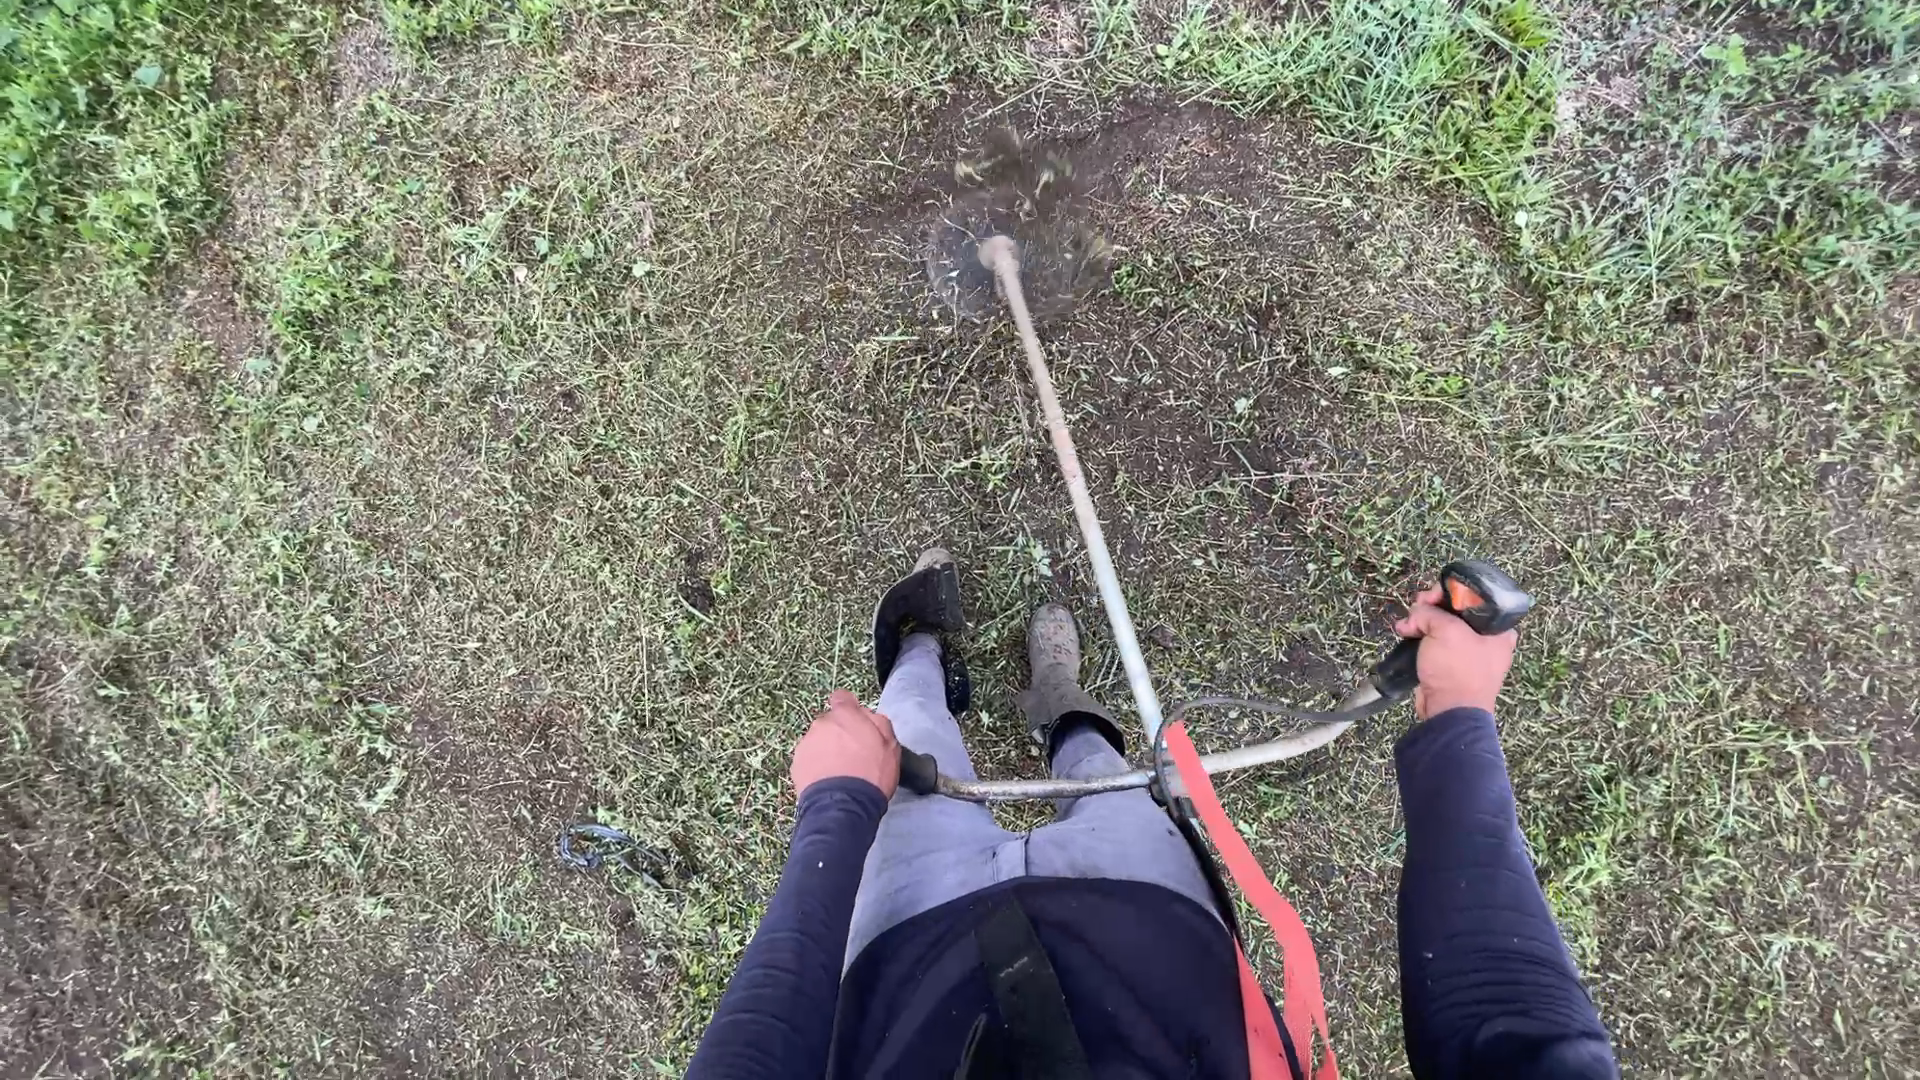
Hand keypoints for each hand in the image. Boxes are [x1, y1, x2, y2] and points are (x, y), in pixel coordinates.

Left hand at [790, 690, 899, 797]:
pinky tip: (829, 782)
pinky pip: (809, 760)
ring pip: (818, 741)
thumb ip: (879, 723)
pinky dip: (816, 767)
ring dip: (827, 750)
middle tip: (853, 755)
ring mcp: (806, 744)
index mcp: (845, 715)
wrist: (843, 807)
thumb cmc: (871, 774)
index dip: (849, 708)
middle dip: (840, 734)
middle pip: (831, 723)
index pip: (842, 697)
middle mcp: (821, 724)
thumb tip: (868, 717)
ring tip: (840, 773)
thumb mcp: (891, 746)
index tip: (854, 722)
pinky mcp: (796, 765)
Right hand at [1392, 587, 1517, 720]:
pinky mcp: (1450, 662)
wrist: (1450, 709)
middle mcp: (1486, 637)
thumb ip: (1430, 612)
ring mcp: (1467, 651)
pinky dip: (1418, 635)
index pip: (1474, 597)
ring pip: (1440, 623)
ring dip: (1419, 621)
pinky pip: (1433, 640)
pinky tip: (1405, 633)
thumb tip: (1416, 614)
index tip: (1430, 597)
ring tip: (1406, 626)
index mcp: (1499, 628)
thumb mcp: (1446, 630)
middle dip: (1430, 607)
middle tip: (1416, 610)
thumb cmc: (1457, 669)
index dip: (1449, 593)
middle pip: (1454, 609)